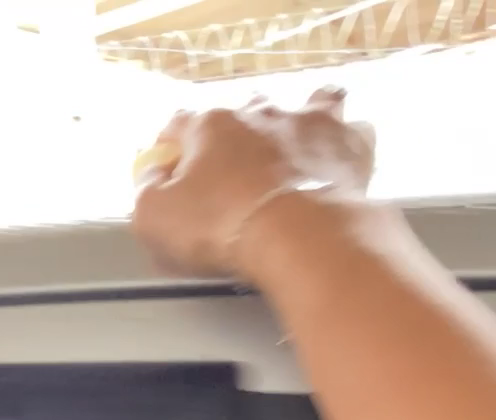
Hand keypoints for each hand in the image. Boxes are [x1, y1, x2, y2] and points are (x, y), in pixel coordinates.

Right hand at [132, 87, 378, 280]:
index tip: (167, 176)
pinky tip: (332, 167)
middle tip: (229, 178)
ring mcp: (311, 122)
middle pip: (242, 114)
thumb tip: (152, 176)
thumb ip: (145, 192)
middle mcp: (261, 112)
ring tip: (290, 157)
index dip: (169, 150)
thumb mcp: (154, 218)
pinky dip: (341, 145)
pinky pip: (350, 132)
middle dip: (234, 139)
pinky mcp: (350, 145)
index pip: (178, 125)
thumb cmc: (220, 226)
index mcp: (210, 125)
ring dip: (296, 126)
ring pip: (306, 105)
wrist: (299, 238)